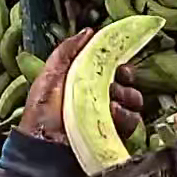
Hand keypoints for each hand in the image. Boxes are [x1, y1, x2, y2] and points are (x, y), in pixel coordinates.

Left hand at [18, 28, 142, 143]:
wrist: (43, 145)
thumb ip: (68, 50)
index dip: (120, 63)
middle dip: (126, 80)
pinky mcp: (115, 136)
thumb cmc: (42, 111)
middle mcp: (100, 99)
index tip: (120, 64)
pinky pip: (133, 122)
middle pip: (127, 83)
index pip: (114, 68)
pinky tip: (111, 115)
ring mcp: (109, 118)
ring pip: (134, 101)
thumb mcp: (50, 74)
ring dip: (126, 97)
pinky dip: (125, 116)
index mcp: (86, 82)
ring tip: (110, 102)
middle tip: (115, 84)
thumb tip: (89, 31)